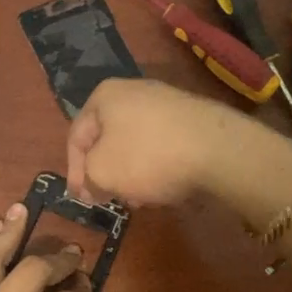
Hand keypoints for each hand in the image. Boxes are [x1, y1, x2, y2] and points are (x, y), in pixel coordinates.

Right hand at [66, 78, 264, 205]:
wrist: (216, 148)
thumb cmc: (147, 156)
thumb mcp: (102, 172)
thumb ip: (88, 179)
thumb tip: (92, 186)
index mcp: (105, 96)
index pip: (76, 136)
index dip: (74, 171)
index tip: (81, 199)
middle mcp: (133, 91)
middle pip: (108, 139)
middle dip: (106, 174)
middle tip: (110, 200)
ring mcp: (165, 102)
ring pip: (135, 144)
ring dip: (131, 174)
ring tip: (140, 199)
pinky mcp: (190, 117)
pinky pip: (161, 144)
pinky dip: (156, 166)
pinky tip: (163, 187)